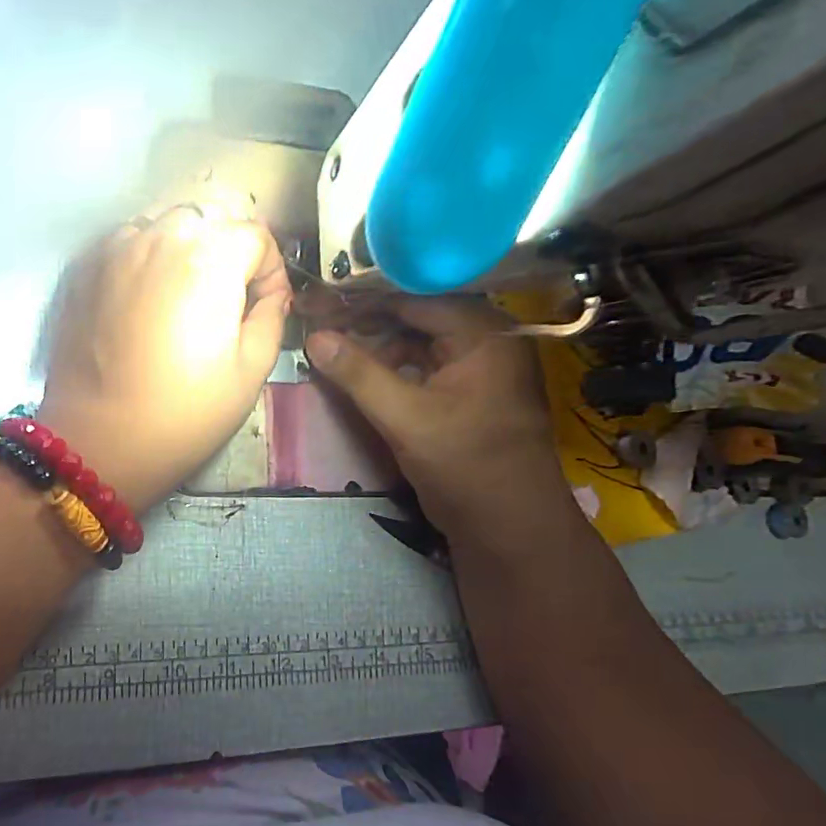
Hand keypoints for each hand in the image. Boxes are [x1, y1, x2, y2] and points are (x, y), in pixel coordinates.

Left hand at [39, 199, 289, 512]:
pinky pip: (124, 244)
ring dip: (181, 251)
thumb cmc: (184, 412)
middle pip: (208, 222)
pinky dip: (141, 259)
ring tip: (179, 298)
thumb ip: (272, 315)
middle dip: (225, 253)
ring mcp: (114, 249)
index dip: (268, 270)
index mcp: (209, 258)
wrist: (99, 441)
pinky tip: (140, 302)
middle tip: (221, 303)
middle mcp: (159, 237)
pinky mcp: (83, 268)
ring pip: (162, 227)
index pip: (255, 235)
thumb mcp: (251, 371)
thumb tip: (271, 291)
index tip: (262, 306)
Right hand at [304, 298, 560, 537]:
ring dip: (381, 344)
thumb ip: (358, 374)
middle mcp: (489, 337)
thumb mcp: (405, 419)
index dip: (364, 297)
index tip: (321, 300)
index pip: (415, 296)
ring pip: (422, 338)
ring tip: (338, 350)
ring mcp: (483, 364)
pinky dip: (398, 366)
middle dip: (369, 319)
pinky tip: (366, 374)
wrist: (512, 529)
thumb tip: (314, 336)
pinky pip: (429, 362)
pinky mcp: (473, 390)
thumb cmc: (465, 467)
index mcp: (485, 332)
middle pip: (419, 313)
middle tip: (322, 322)